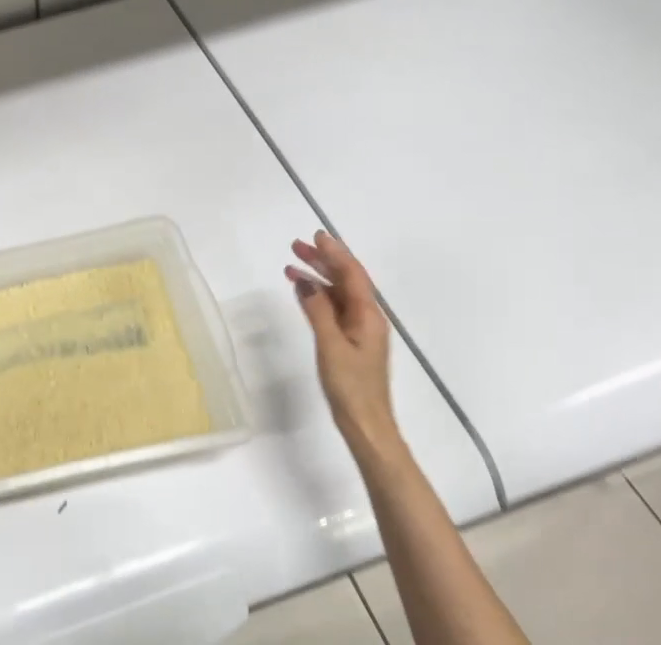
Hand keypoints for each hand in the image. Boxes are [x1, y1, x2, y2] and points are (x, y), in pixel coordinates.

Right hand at [288, 230, 399, 456]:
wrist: (366, 424)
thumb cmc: (350, 386)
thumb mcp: (331, 345)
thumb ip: (318, 310)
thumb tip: (304, 280)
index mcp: (368, 316)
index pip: (352, 275)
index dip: (335, 253)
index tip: (316, 236)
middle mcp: (367, 318)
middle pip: (346, 281)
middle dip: (324, 261)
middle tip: (296, 245)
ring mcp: (360, 331)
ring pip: (339, 294)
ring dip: (318, 277)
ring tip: (292, 265)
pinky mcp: (350, 342)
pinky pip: (334, 309)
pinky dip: (318, 296)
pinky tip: (302, 292)